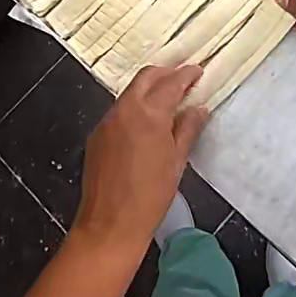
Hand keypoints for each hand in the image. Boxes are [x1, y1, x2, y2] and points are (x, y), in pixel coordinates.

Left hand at [72, 65, 208, 253]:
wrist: (110, 224)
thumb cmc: (151, 195)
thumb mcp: (177, 160)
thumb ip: (188, 129)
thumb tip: (198, 109)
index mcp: (149, 113)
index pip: (171, 82)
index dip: (187, 74)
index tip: (198, 72)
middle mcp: (125, 110)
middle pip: (146, 76)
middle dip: (166, 73)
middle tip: (184, 79)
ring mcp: (107, 121)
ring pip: (130, 92)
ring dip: (149, 88)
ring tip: (168, 100)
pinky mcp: (97, 135)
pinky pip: (119, 110)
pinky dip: (135, 106)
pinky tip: (146, 122)